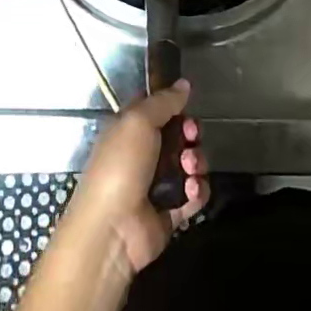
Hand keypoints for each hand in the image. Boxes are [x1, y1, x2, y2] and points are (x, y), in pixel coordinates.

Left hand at [62, 82, 209, 272]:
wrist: (112, 227)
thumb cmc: (120, 165)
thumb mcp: (137, 122)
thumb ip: (163, 102)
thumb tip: (184, 84)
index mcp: (129, 129)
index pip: (156, 109)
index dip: (173, 106)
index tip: (186, 107)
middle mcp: (143, 153)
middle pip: (178, 135)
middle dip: (190, 134)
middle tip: (191, 137)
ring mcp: (158, 182)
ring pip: (190, 163)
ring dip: (196, 162)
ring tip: (190, 168)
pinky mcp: (172, 210)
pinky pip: (195, 194)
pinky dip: (197, 191)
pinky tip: (190, 190)